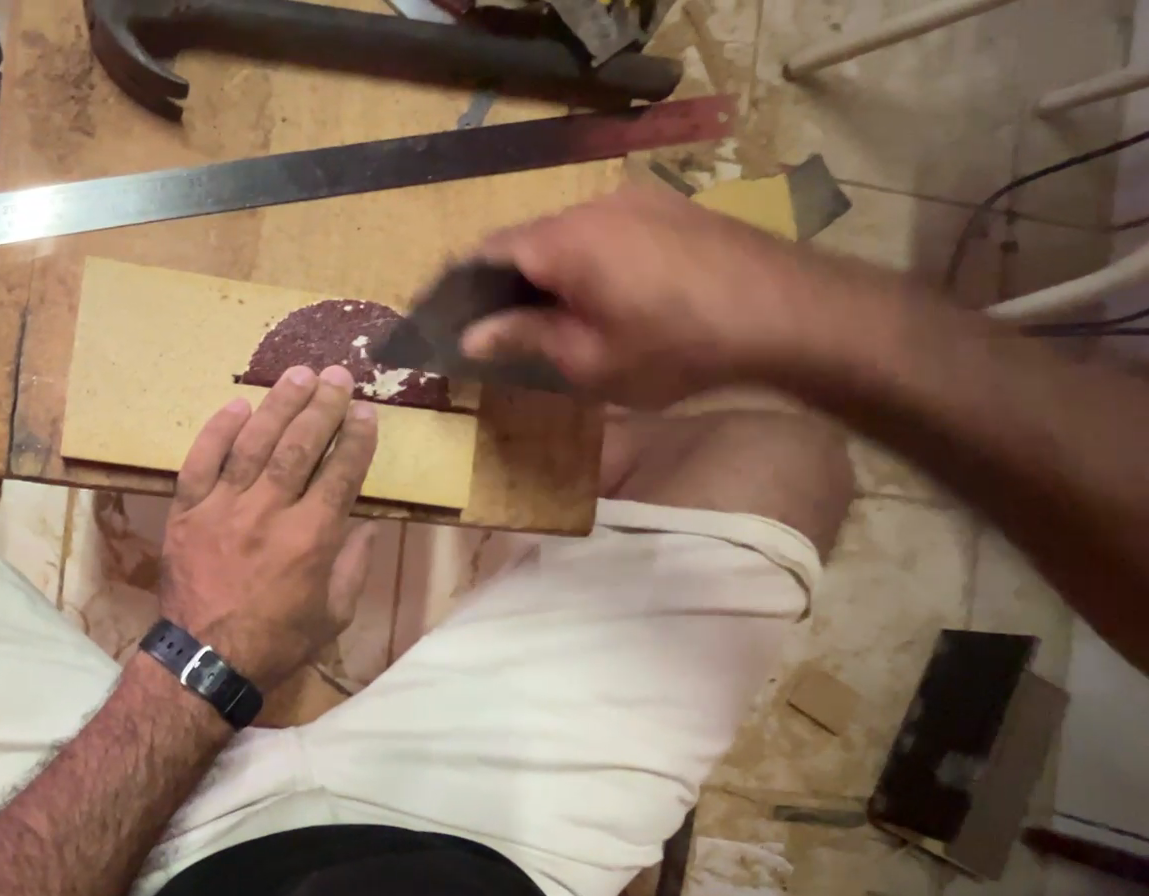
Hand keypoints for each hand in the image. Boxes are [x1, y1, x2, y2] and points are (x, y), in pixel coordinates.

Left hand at [158, 365, 379, 690]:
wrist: (206, 660)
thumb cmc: (277, 642)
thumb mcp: (334, 614)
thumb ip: (353, 564)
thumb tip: (368, 522)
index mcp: (311, 536)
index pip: (341, 471)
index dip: (356, 437)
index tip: (367, 411)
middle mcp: (269, 511)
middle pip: (300, 446)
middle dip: (323, 406)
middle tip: (338, 375)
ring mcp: (223, 507)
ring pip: (254, 443)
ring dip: (278, 405)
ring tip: (297, 374)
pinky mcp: (187, 512)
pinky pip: (200, 462)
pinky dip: (217, 432)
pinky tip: (237, 407)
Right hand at [458, 185, 888, 407]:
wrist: (794, 315)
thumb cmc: (678, 346)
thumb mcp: (588, 359)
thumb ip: (523, 339)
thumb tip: (469, 338)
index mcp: (563, 241)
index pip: (484, 253)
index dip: (454, 286)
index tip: (435, 318)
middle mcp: (592, 207)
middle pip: (522, 241)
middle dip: (496, 283)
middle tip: (483, 328)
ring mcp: (634, 201)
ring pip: (561, 236)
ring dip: (539, 273)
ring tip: (533, 319)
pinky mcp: (666, 209)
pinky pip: (599, 233)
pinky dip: (576, 264)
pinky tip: (587, 299)